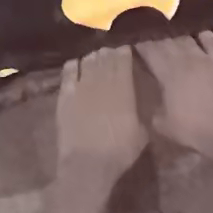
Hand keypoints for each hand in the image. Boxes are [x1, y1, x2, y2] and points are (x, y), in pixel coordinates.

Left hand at [55, 46, 146, 185]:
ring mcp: (81, 88)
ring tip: (96, 54)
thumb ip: (144, 113)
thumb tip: (148, 104)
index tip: (126, 48)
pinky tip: (76, 63)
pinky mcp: (65, 97)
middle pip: (105, 59)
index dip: (125, 52)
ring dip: (93, 56)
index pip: (123, 62)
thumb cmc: (120, 152)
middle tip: (111, 49)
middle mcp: (102, 83)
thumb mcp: (143, 133)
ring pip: (88, 63)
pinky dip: (73, 65)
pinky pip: (69, 73)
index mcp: (124, 90)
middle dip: (109, 51)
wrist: (88, 164)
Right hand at [136, 33, 212, 160]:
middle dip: (156, 38)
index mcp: (166, 72)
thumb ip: (152, 106)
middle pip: (166, 40)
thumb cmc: (192, 129)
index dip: (140, 43)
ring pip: (186, 38)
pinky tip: (198, 37)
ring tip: (171, 37)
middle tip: (150, 37)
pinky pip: (209, 40)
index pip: (148, 49)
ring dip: (176, 36)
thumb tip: (150, 97)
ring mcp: (204, 56)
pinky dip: (201, 36)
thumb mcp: (161, 124)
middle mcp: (184, 58)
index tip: (134, 40)